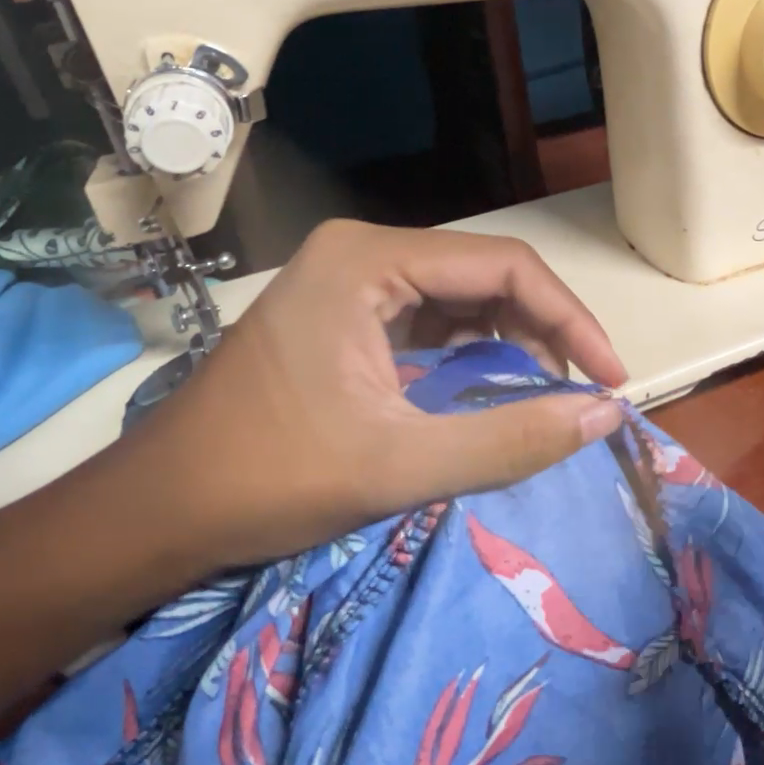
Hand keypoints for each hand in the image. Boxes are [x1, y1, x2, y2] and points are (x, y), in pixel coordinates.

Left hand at [113, 220, 629, 570]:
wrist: (154, 512)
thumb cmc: (267, 478)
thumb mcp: (399, 464)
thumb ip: (509, 439)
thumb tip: (603, 415)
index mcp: (369, 260)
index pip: (504, 265)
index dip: (570, 318)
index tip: (609, 377)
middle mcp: (362, 252)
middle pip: (486, 275)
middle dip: (541, 331)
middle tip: (577, 394)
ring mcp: (350, 280)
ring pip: (462, 297)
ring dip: (510, 343)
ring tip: (540, 397)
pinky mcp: (345, 313)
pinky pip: (431, 320)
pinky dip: (470, 355)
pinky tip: (489, 392)